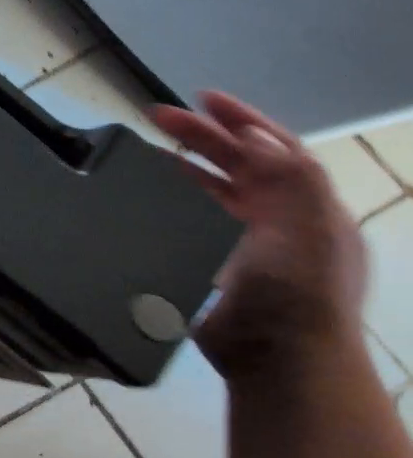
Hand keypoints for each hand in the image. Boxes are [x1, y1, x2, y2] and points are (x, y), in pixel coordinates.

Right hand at [151, 91, 368, 381]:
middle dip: (205, 136)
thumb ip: (288, 181)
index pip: (279, 152)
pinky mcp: (215, 266)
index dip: (243, 120)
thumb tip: (256, 137)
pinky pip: (193, 219)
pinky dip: (172, 198)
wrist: (276, 360)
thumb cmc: (294, 295)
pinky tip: (147, 195)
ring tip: (148, 149)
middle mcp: (284, 223)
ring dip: (187, 165)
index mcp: (311, 211)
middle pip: (243, 166)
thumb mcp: (304, 231)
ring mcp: (249, 246)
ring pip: (217, 191)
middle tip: (156, 115)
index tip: (201, 97)